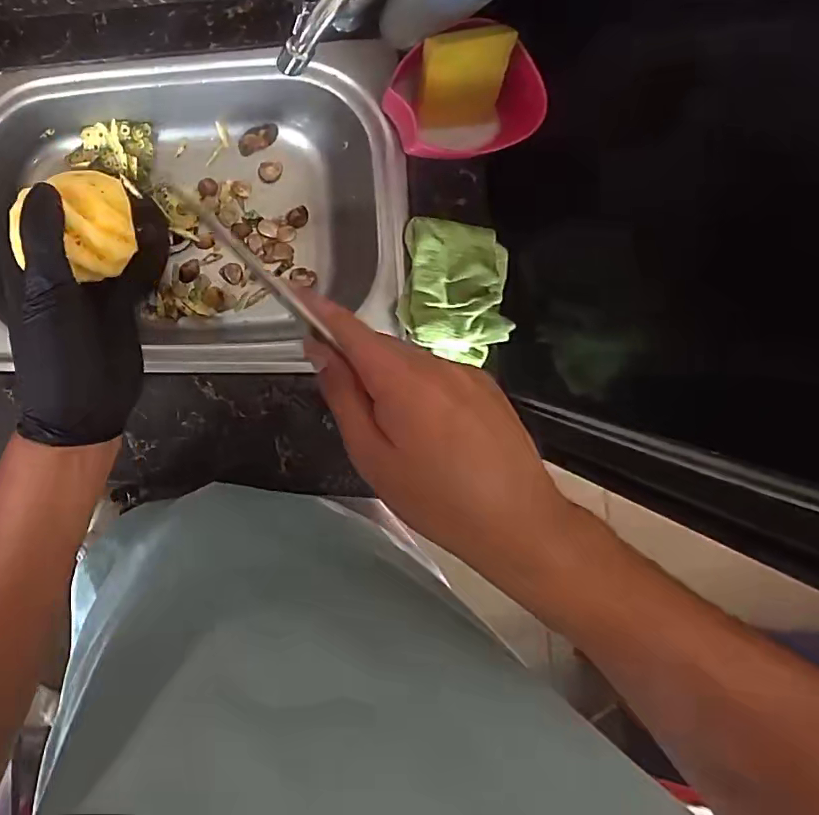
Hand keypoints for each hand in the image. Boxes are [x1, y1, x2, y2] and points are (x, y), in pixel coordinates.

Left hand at [0, 182, 168, 446]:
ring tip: (144, 204)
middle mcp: (57, 273)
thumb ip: (43, 242)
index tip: (74, 173)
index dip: (48, 195)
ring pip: (107, 247)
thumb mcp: (44, 294)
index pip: (29, 220)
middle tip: (121, 185)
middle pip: (75, 229)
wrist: (86, 410)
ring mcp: (89, 288)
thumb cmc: (55, 352)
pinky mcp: (118, 304)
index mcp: (27, 270)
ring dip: (126, 228)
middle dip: (97, 207)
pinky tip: (160, 238)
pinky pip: (133, 271)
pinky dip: (147, 255)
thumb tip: (42, 189)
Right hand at [302, 292, 575, 572]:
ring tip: (392, 428)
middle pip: (378, 345)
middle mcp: (434, 363)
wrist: (522, 525)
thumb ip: (342, 396)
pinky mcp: (485, 386)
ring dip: (385, 376)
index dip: (320, 310)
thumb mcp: (371, 454)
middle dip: (353, 358)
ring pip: (407, 360)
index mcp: (401, 379)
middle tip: (342, 399)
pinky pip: (434, 372)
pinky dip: (415, 385)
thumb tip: (319, 351)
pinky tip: (426, 428)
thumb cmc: (434, 498)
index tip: (296, 293)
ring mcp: (464, 372)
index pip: (351, 330)